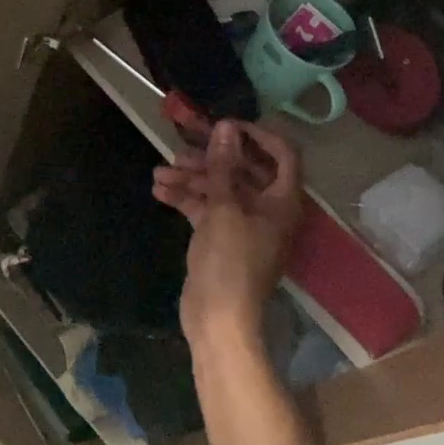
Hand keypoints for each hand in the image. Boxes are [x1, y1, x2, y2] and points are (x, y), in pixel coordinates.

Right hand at [152, 120, 301, 342]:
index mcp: (283, 201)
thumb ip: (223, 166)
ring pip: (221, 190)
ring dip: (192, 178)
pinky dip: (186, 199)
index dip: (258, 135)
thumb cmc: (230, 260)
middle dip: (212, 157)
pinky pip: (207, 210)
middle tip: (182, 145)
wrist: (218, 318)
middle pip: (244, 171)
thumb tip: (226, 127)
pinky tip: (160, 190)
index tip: (227, 125)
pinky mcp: (222, 240)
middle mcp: (268, 210)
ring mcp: (244, 225)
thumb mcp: (225, 208)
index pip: (283, 155)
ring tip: (160, 171)